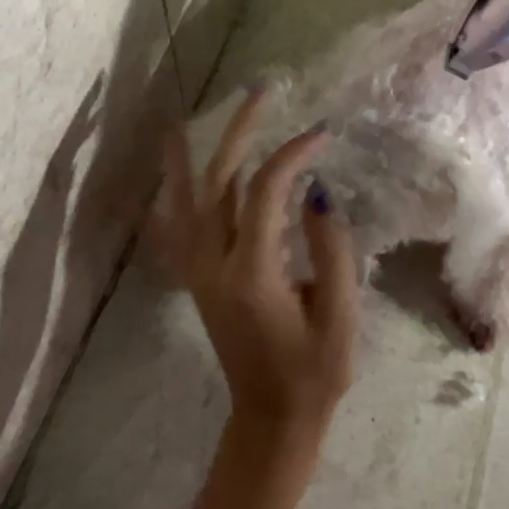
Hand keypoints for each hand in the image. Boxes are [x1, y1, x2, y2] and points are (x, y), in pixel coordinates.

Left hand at [158, 89, 357, 429]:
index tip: (322, 133)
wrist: (271, 417)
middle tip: (261, 91)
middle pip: (219, 180)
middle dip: (239, 130)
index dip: (293, 154)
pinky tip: (170, 174)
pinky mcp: (195, 279)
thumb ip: (332, 250)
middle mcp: (214, 263)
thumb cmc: (314, 370)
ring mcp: (197, 271)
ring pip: (185, 198)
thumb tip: (318, 191)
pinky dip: (173, 194)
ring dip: (189, 156)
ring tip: (184, 119)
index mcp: (252, 271)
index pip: (266, 190)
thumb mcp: (339, 316)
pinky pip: (176, 225)